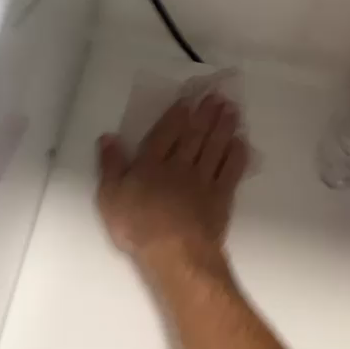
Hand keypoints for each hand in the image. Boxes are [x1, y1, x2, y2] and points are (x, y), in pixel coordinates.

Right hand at [97, 93, 249, 277]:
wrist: (175, 252)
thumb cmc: (137, 227)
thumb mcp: (110, 197)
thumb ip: (110, 165)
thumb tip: (108, 137)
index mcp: (151, 164)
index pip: (165, 133)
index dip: (177, 114)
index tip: (188, 99)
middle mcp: (179, 166)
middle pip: (194, 135)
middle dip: (205, 114)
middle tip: (216, 96)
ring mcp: (203, 181)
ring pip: (215, 147)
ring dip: (223, 127)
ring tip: (231, 110)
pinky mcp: (221, 197)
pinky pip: (231, 171)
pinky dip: (237, 155)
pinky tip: (241, 142)